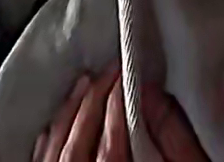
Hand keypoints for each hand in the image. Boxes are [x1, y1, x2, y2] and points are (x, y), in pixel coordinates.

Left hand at [33, 71, 209, 161]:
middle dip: (93, 103)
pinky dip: (48, 149)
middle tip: (111, 71)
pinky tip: (56, 126)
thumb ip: (174, 140)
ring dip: (69, 119)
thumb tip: (152, 94)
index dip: (116, 104)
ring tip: (87, 84)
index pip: (110, 149)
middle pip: (78, 154)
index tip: (126, 73)